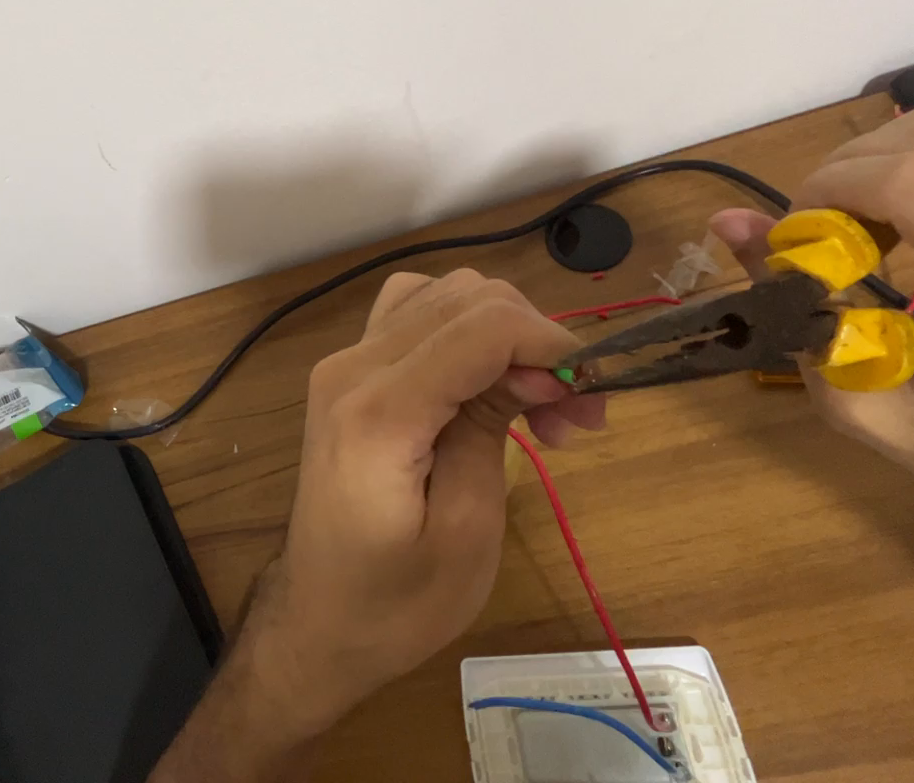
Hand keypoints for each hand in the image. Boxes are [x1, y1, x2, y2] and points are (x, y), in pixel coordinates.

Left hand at [150, 269, 601, 781]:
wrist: (319, 619)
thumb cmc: (397, 601)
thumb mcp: (467, 527)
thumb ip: (493, 424)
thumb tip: (537, 364)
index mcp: (379, 410)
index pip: (481, 325)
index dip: (551, 343)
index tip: (594, 396)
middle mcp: (351, 366)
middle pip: (464, 298)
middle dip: (534, 340)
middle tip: (574, 417)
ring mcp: (343, 363)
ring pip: (441, 294)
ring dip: (502, 333)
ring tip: (535, 403)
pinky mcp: (347, 373)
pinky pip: (412, 314)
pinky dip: (463, 331)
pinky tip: (483, 380)